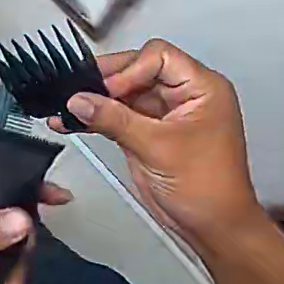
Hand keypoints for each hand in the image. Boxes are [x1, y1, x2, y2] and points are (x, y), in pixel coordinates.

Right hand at [49, 39, 262, 240]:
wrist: (213, 227)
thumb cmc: (209, 189)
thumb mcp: (157, 147)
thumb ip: (115, 119)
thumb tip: (82, 100)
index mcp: (203, 87)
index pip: (159, 57)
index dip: (129, 69)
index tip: (107, 90)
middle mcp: (186, 95)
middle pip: (139, 70)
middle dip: (109, 82)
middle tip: (81, 93)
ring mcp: (167, 113)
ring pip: (126, 93)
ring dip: (98, 100)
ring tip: (70, 108)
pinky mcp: (151, 132)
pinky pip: (121, 115)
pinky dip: (99, 118)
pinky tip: (75, 121)